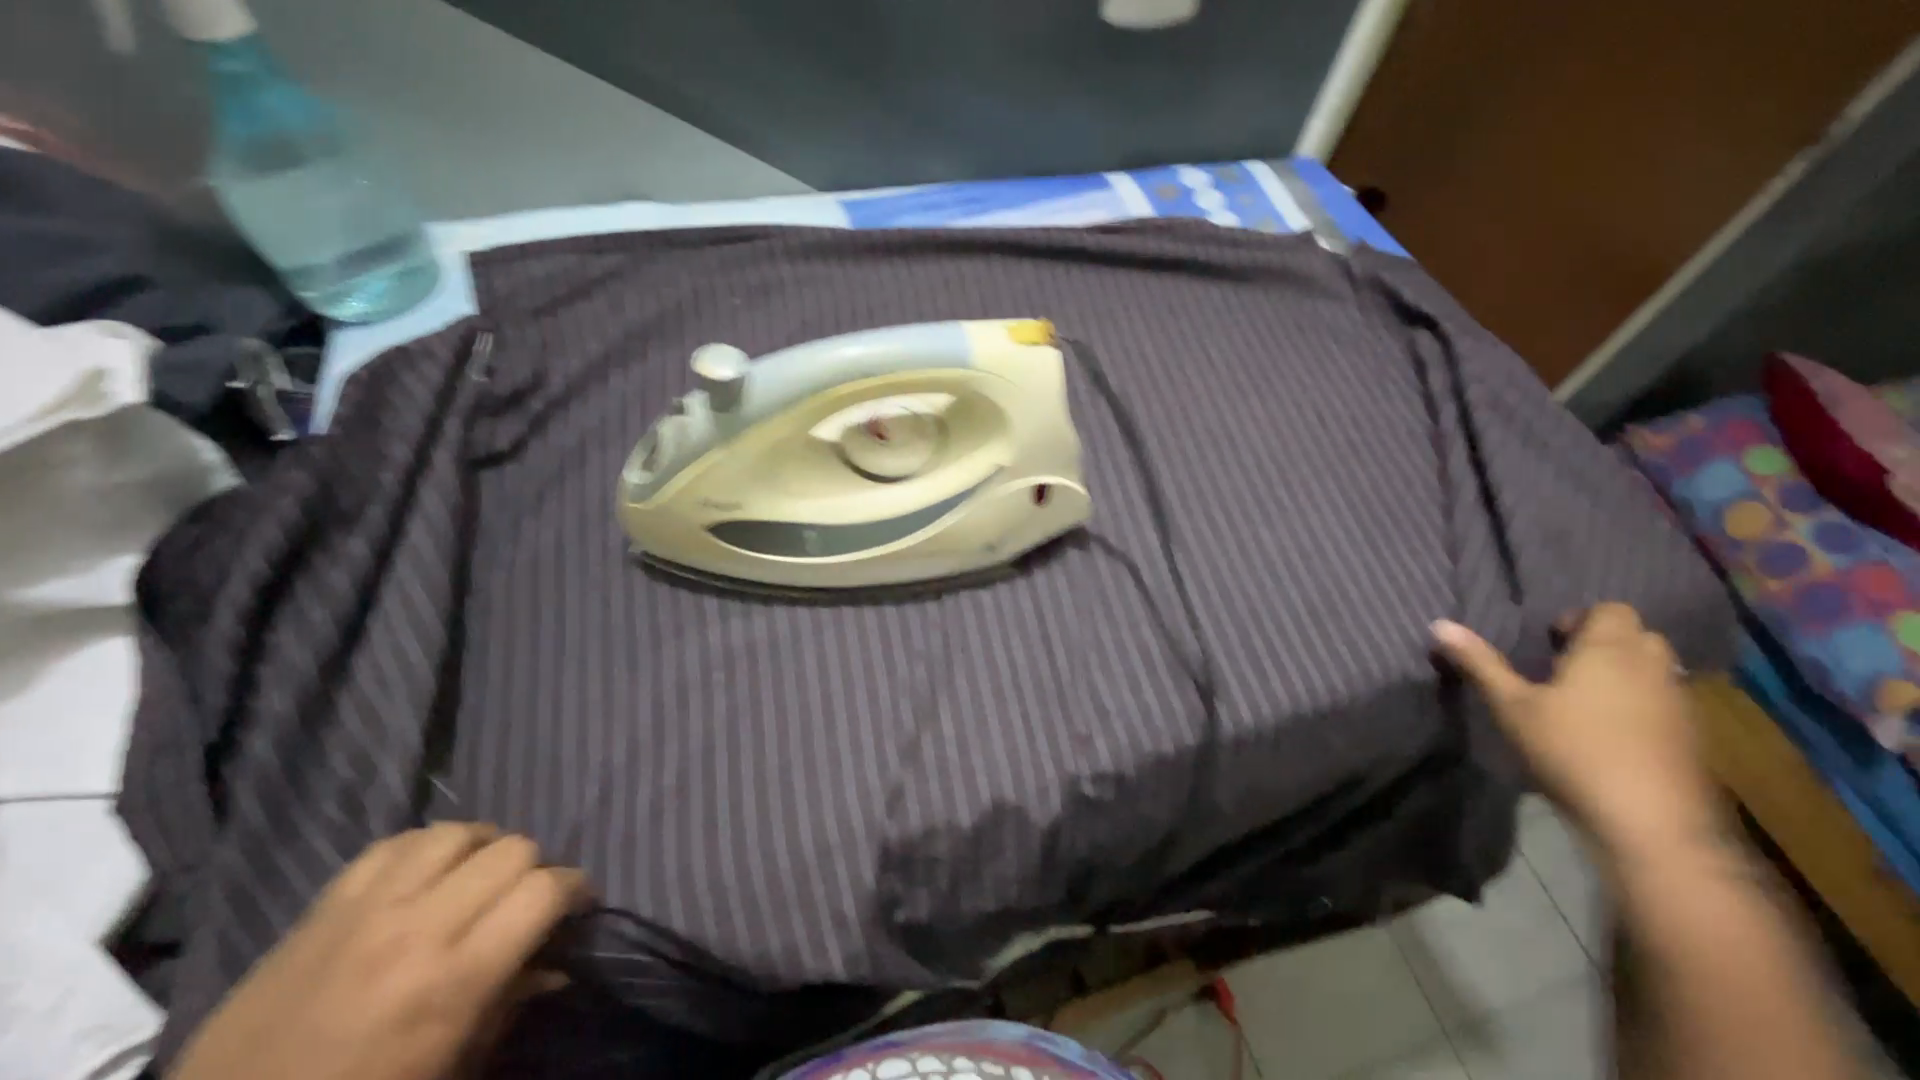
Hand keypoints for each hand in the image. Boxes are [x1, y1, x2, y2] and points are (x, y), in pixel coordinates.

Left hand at [169, 823, 588, 1079]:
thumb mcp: (453, 1071)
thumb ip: (508, 1006)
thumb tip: (555, 968)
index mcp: (457, 978)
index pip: (544, 891)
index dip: (576, 888)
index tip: (580, 906)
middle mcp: (420, 925)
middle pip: (511, 850)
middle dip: (537, 868)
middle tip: (532, 899)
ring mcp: (369, 906)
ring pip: (456, 833)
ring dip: (485, 848)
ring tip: (483, 876)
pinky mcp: (326, 903)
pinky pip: (393, 844)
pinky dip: (427, 848)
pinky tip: (429, 872)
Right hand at [1432, 604, 1718, 861]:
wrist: (1649, 821)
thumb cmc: (1571, 750)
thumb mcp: (1512, 706)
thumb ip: (1480, 663)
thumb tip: (1438, 624)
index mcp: (1610, 648)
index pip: (1610, 609)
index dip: (1580, 620)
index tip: (1551, 646)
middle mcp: (1653, 665)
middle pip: (1635, 636)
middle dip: (1603, 645)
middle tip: (1565, 672)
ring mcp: (1679, 701)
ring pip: (1653, 670)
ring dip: (1624, 676)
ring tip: (1586, 704)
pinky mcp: (1692, 735)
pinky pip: (1665, 703)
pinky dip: (1642, 707)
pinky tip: (1614, 737)